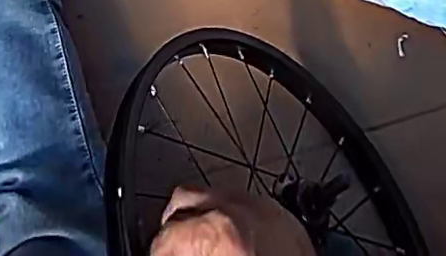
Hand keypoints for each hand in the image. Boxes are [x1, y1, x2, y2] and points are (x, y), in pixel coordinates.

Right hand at [149, 187, 314, 255]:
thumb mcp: (214, 254)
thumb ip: (188, 250)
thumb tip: (170, 250)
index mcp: (219, 233)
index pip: (167, 234)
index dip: (157, 249)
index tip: (156, 254)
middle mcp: (241, 209)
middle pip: (187, 197)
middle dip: (174, 222)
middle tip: (171, 247)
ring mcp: (267, 208)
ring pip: (218, 194)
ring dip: (204, 215)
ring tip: (201, 244)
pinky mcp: (288, 219)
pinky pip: (250, 204)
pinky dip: (235, 218)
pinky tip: (235, 242)